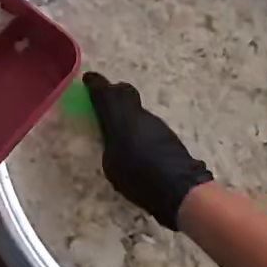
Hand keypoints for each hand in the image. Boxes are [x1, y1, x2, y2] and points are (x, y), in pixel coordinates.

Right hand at [82, 72, 212, 230]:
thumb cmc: (137, 177)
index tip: (89, 79)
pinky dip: (137, 125)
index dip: (95, 84)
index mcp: (119, 119)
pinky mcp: (167, 134)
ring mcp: (155, 123)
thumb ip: (109, 142)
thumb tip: (112, 135)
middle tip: (103, 98)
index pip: (105, 93)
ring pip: (136, 107)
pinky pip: (146, 121)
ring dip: (126, 111)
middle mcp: (138, 115)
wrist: (178, 187)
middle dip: (113, 92)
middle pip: (125, 92)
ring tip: (118, 126)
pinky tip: (135, 141)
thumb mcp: (111, 163)